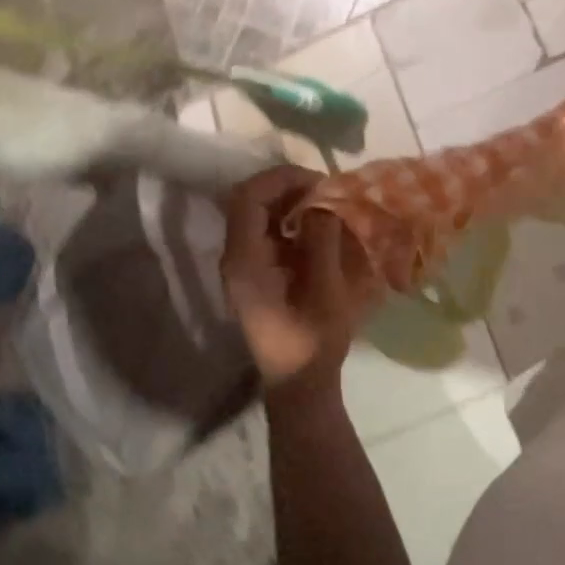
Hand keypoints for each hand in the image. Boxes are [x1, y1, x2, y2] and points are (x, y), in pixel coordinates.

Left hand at [221, 165, 381, 391]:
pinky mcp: (258, 274)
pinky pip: (269, 232)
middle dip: (287, 186)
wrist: (299, 386)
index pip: (248, 198)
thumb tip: (322, 204)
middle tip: (327, 188)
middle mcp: (236, 258)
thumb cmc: (313, 341)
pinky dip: (292, 220)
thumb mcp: (326, 290)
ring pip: (259, 214)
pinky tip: (321, 226)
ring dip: (290, 201)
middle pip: (250, 201)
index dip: (281, 179)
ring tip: (328, 202)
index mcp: (245, 261)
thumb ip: (322, 241)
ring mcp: (245, 266)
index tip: (320, 180)